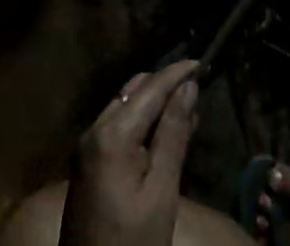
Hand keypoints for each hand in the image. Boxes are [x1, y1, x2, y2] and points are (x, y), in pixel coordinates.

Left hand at [61, 61, 201, 245]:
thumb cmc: (132, 241)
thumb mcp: (162, 189)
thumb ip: (174, 133)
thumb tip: (188, 87)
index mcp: (111, 135)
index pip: (150, 89)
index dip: (177, 73)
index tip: (203, 61)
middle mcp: (93, 132)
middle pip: (134, 91)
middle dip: (165, 85)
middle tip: (197, 88)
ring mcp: (86, 148)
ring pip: (124, 106)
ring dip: (154, 101)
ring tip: (187, 106)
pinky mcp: (86, 164)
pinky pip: (116, 126)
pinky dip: (141, 120)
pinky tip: (164, 131)